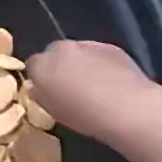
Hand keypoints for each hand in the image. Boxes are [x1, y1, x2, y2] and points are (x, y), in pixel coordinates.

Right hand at [25, 40, 161, 141]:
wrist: (128, 108)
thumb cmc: (85, 116)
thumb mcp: (54, 113)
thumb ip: (41, 96)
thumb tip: (37, 89)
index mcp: (42, 65)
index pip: (33, 65)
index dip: (40, 77)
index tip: (48, 90)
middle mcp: (60, 49)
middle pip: (54, 54)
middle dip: (59, 66)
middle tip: (69, 86)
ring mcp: (86, 44)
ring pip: (76, 51)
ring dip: (79, 63)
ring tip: (93, 84)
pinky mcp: (110, 46)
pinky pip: (97, 53)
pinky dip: (99, 62)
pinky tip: (110, 80)